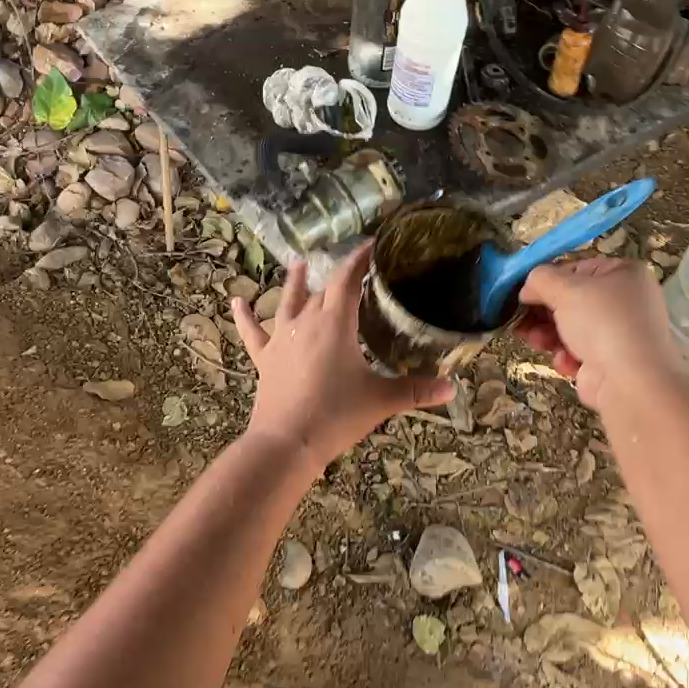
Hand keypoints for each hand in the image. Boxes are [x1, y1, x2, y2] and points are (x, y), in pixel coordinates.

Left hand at [232, 242, 454, 464]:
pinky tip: (236, 300)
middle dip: (336, 273)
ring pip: (287, 302)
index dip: (360, 259)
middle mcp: (305, 322)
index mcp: (334, 323)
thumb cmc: (336, 415)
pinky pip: (252, 332)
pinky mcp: (264, 359)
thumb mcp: (381, 400)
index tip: (373, 245)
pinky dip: (244, 316)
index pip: (347, 279)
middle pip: (321, 289)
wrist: (287, 442)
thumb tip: (452, 388)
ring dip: (293, 283)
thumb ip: (416, 390)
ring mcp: (281, 340)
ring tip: (297, 264)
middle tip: (351, 263)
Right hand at [513, 258, 683, 409]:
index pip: (577, 270)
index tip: (525, 294)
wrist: (630, 380)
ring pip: (571, 328)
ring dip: (548, 335)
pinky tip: (564, 361)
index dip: (548, 281)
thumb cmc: (601, 322)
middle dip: (543, 313)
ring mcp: (620, 333)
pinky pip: (580, 352)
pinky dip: (567, 356)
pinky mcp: (611, 361)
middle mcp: (626, 301)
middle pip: (572, 301)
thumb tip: (528, 288)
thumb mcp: (565, 289)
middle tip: (521, 320)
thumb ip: (541, 279)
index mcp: (624, 274)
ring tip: (536, 342)